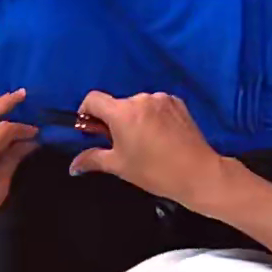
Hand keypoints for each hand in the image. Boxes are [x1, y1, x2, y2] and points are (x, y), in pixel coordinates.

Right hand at [69, 91, 235, 210]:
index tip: (90, 129)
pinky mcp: (177, 102)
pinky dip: (152, 116)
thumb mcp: (119, 166)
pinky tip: (159, 136)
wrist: (198, 173)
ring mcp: (161, 99)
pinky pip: (155, 105)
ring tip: (143, 142)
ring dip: (134, 118)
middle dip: (113, 120)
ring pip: (137, 105)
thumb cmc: (154, 171)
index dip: (86, 112)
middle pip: (116, 104)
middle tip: (119, 143)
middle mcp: (140, 99)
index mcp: (122, 112)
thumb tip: (73, 166)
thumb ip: (92, 159)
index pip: (93, 99)